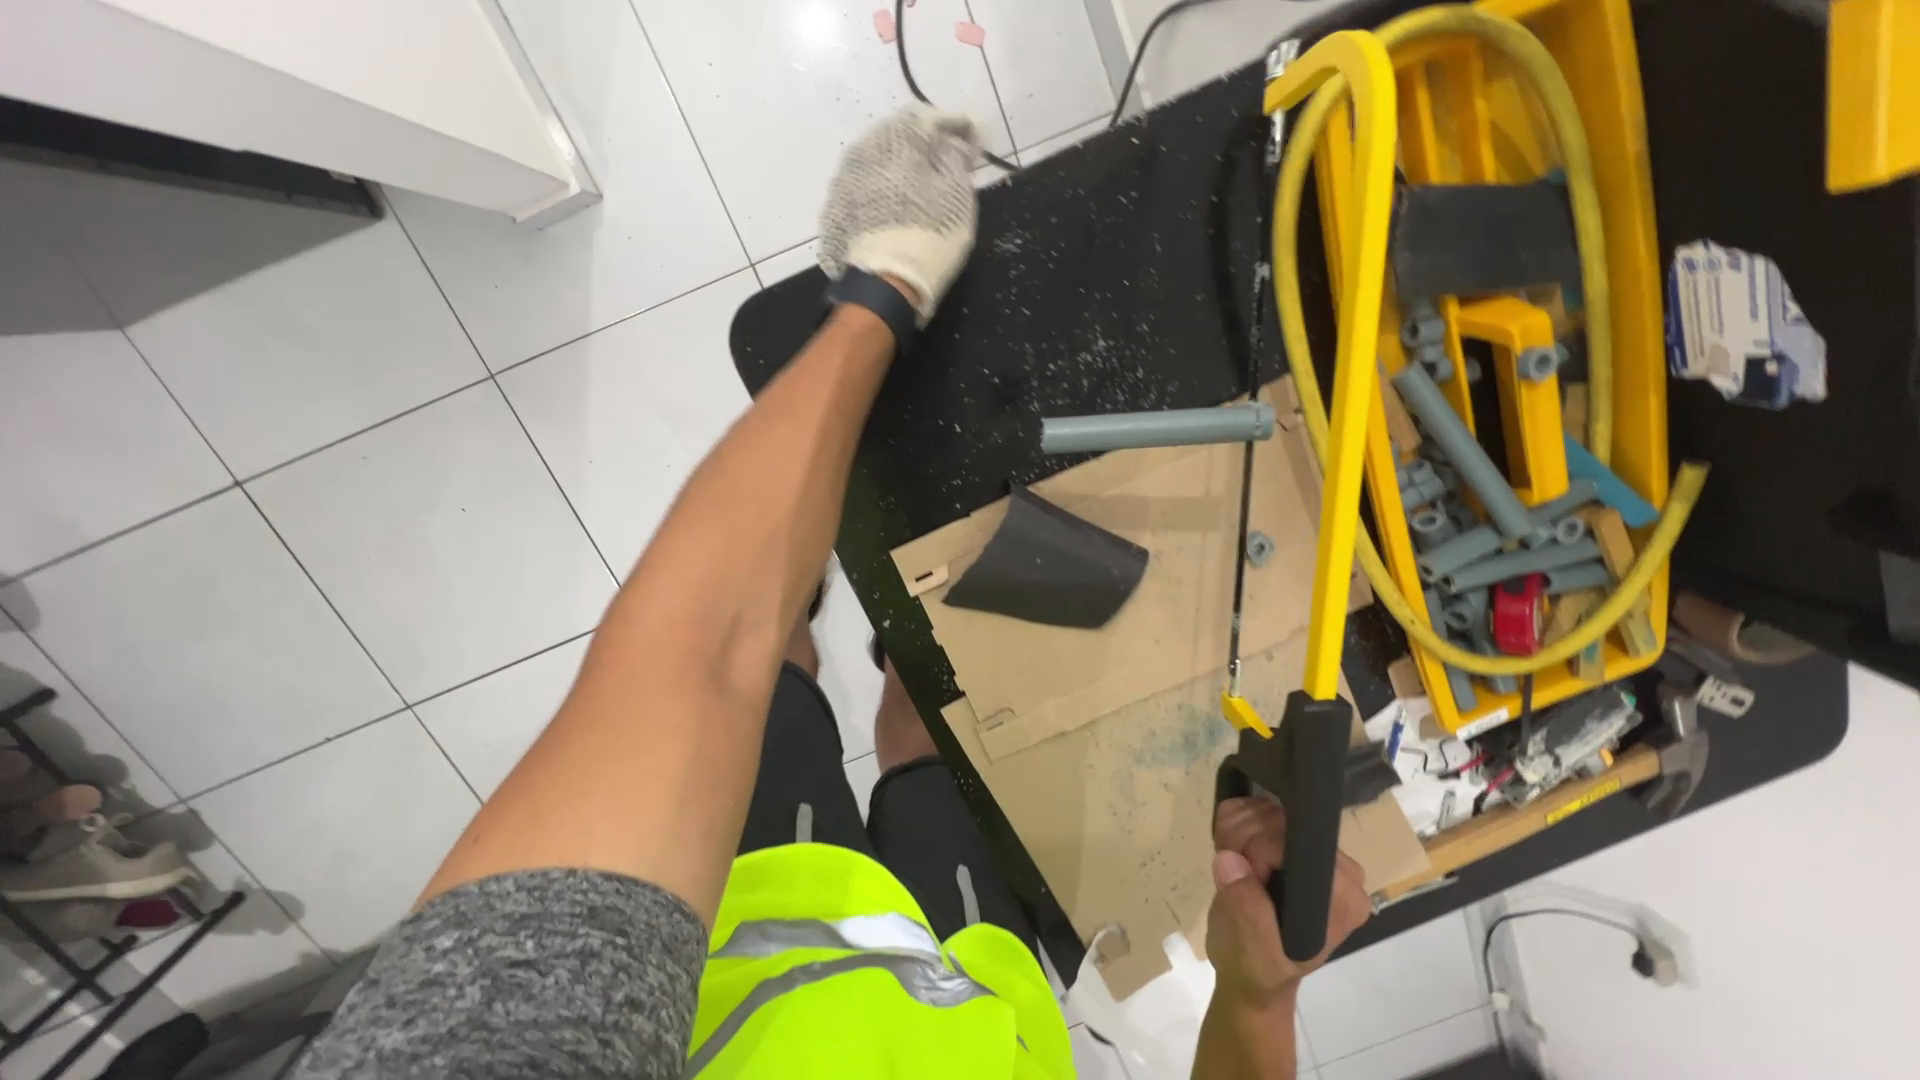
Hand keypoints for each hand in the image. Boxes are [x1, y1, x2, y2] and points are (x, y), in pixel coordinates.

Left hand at [818, 104, 981, 325]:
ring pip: (877, 163)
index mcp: (896, 139)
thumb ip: (956, 158)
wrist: (886, 283)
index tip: (968, 140)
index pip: (927, 120)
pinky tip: (893, 209)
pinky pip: (863, 189)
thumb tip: (957, 139)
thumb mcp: (957, 194)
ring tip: (917, 189)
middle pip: (897, 139)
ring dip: (898, 169)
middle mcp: (864, 150)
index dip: (952, 128)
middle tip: (941, 164)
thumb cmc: (929, 234)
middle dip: (920, 148)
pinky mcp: (836, 209)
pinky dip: (880, 191)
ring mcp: (845, 180)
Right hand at [1206, 797, 1371, 1008]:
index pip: (1300, 840)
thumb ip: (1248, 909)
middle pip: (1278, 819)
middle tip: (1234, 880)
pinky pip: (1251, 809)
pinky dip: (1231, 827)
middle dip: (1244, 844)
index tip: (1247, 880)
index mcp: (1342, 894)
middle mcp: (1335, 866)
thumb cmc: (1257, 969)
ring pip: (1261, 809)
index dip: (1262, 852)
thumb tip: (1229, 859)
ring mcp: (1310, 848)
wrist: (1248, 973)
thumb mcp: (1255, 953)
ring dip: (1234, 835)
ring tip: (1233, 873)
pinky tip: (1231, 855)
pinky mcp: (1286, 838)